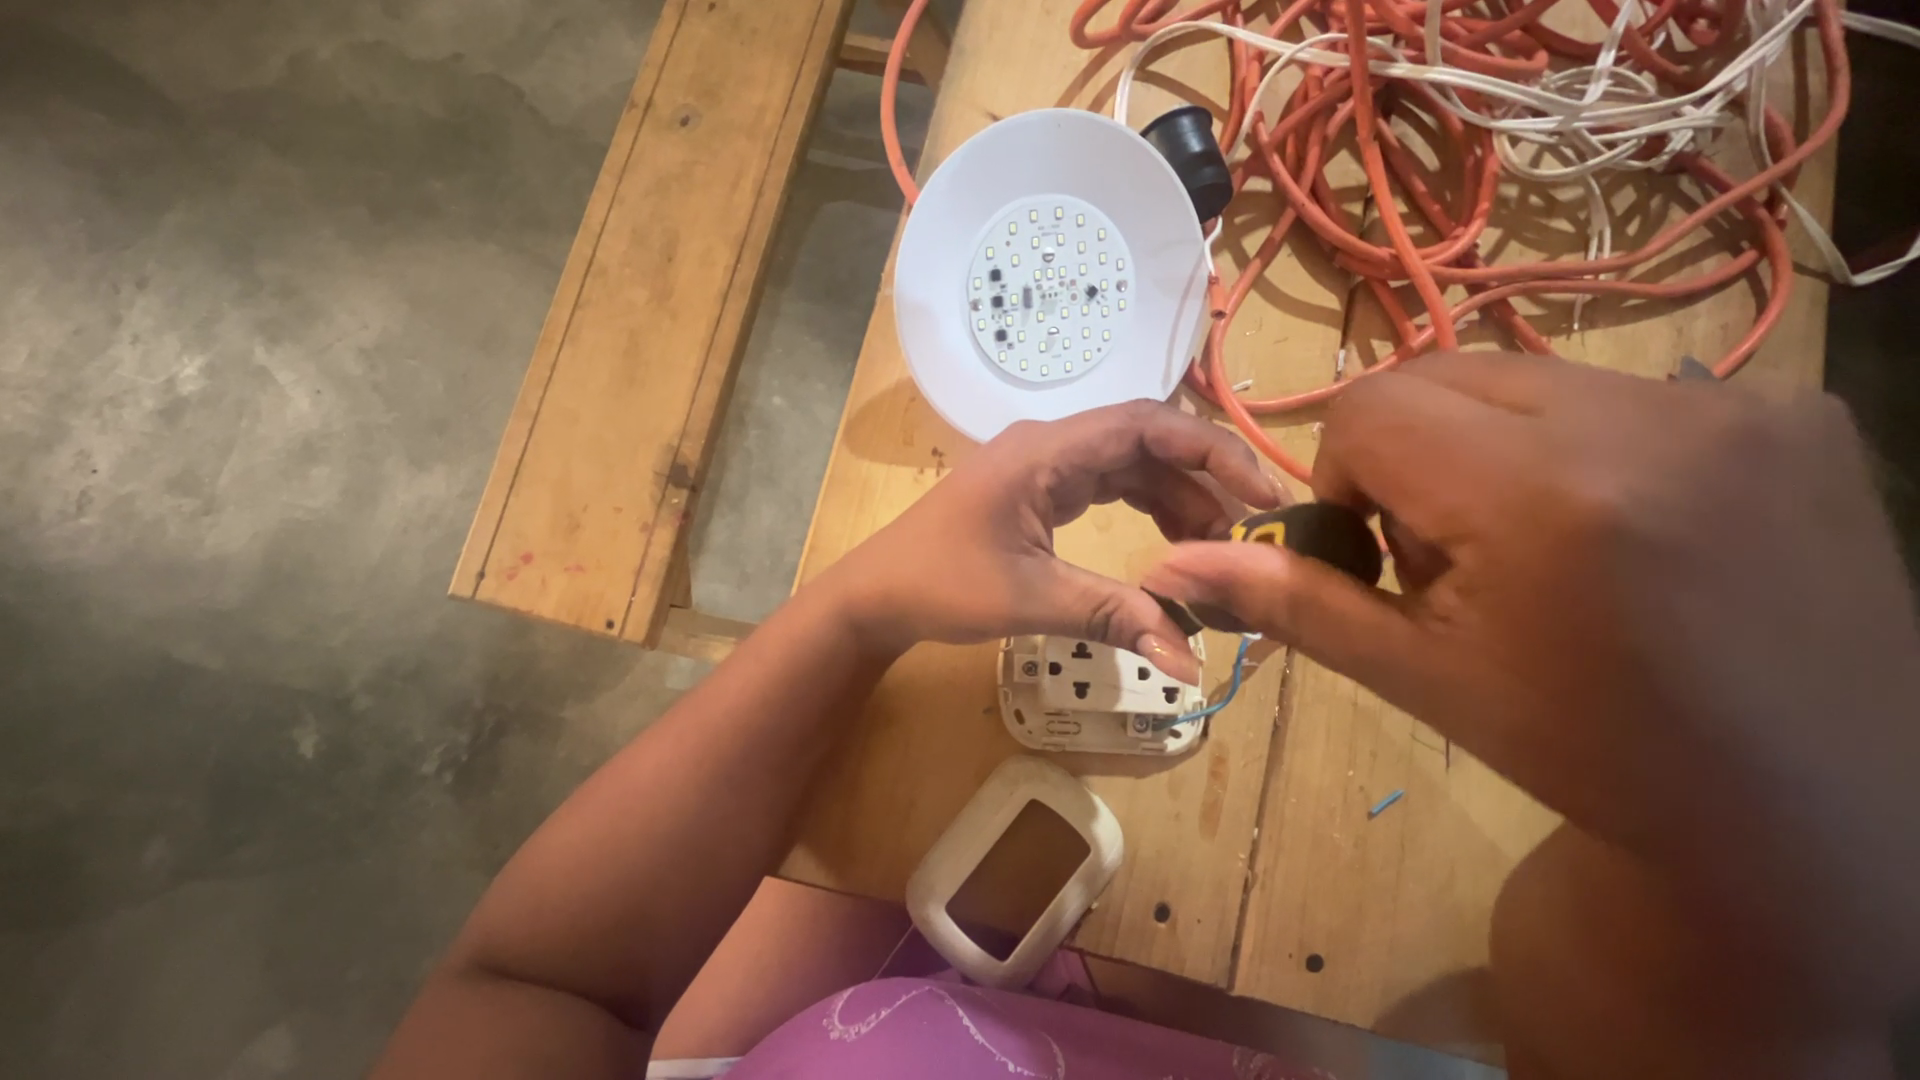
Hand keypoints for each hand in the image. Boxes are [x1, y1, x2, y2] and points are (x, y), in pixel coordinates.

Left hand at [818, 400, 1281, 682]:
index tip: (1259, 493)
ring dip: (1175, 499)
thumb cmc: (942, 586)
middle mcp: (1048, 444)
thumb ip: (1113, 618)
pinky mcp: (1040, 490)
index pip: (1146, 425)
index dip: (1210, 450)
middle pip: (1145, 441)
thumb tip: (1190, 661)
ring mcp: (1044, 465)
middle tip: (1246, 532)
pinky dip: (1144, 508)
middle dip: (1200, 481)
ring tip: (1216, 548)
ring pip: (1129, 464)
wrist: (877, 593)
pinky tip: (1171, 543)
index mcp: (1044, 451)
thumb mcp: (1032, 600)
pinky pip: (1108, 484)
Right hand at [1143, 355, 1919, 1041]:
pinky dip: (1577, 446)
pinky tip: (1623, 532)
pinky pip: (1615, 393)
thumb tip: (1168, 568)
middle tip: (1454, 553)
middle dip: (1412, 456)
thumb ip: (1289, 600)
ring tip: (1539, 546)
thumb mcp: (1416, 673)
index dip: (1348, 476)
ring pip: (1523, 378)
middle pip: (1441, 378)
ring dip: (1490, 448)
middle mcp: (1648, 420)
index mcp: (1541, 496)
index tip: (1384, 551)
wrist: (1799, 811)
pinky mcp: (1794, 410)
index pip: (1371, 407)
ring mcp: (1738, 406)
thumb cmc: (1579, 747)